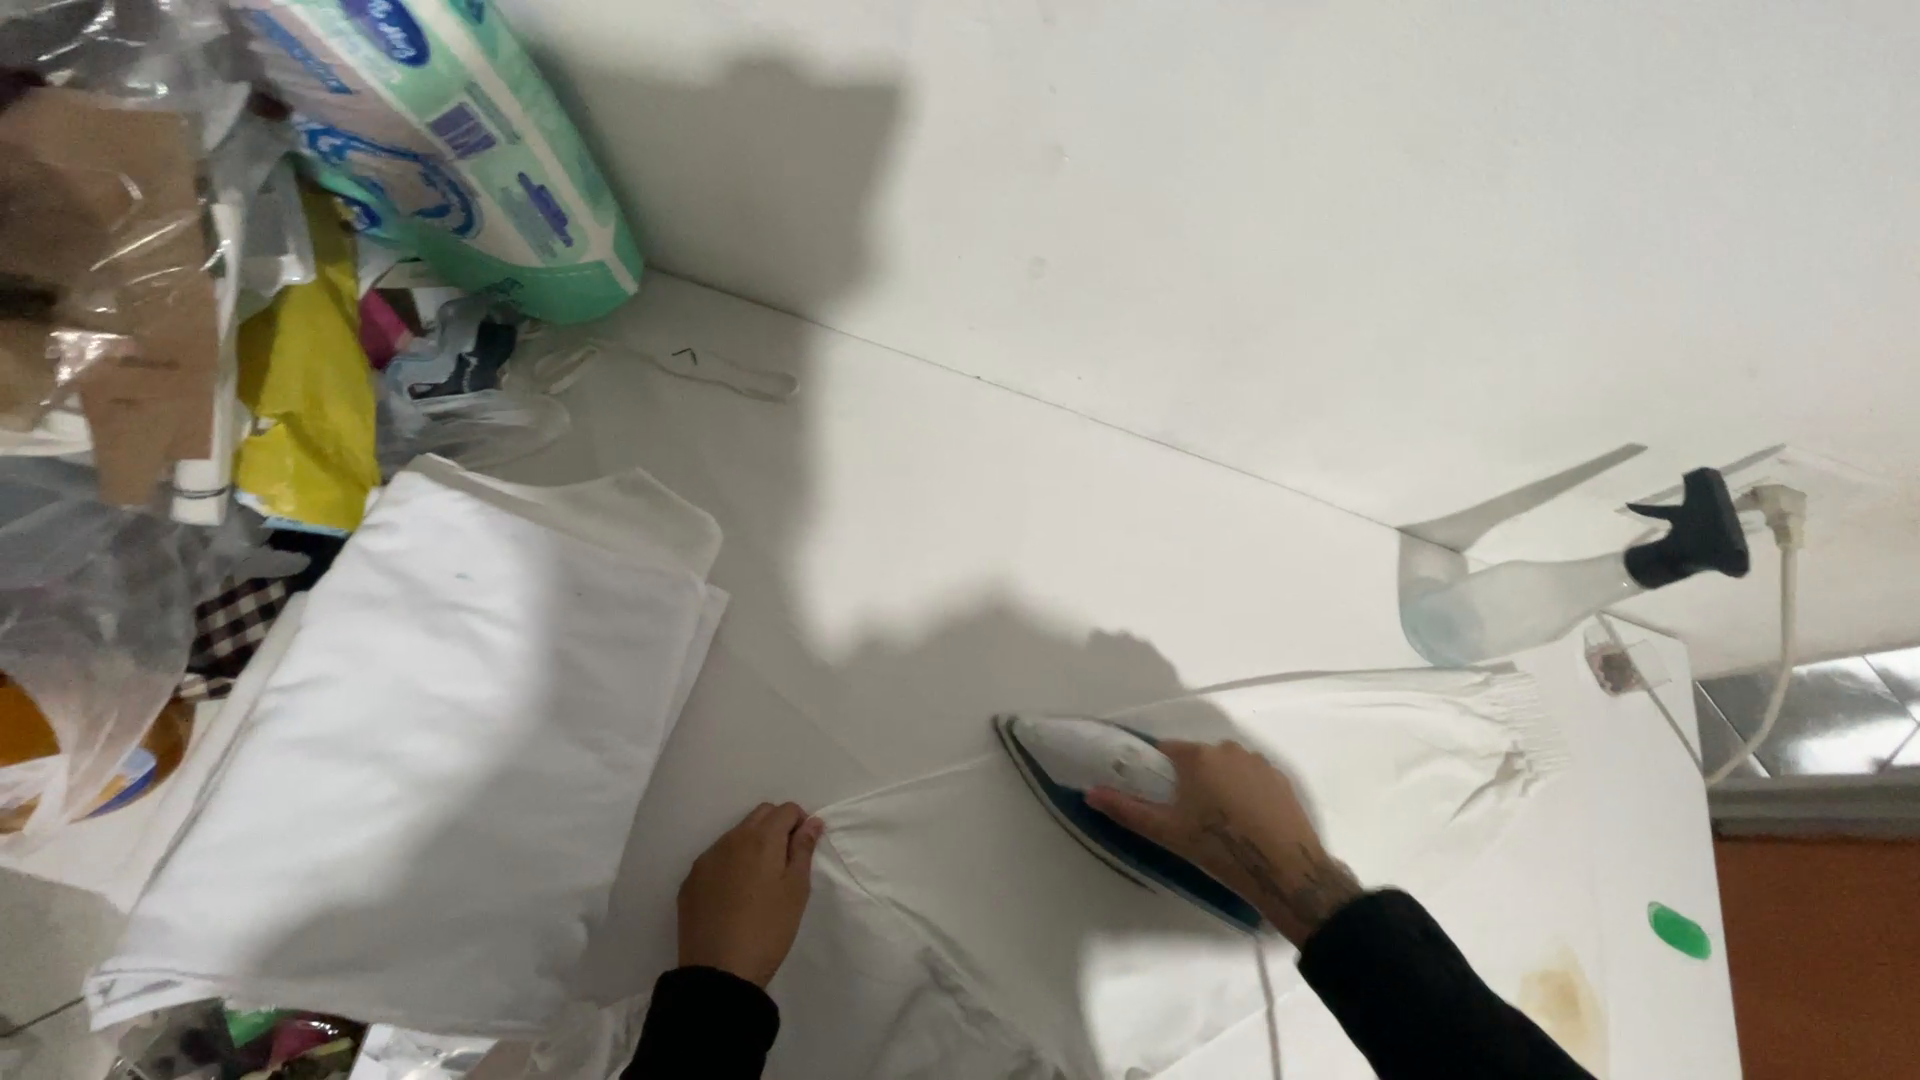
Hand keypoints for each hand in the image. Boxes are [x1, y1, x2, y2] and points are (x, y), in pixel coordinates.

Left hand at [677, 802, 824, 986]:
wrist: (719, 974)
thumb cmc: (768, 929)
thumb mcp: (796, 890)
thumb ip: (804, 849)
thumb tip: (812, 822)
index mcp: (761, 839)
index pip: (786, 810)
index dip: (800, 823)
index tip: (803, 849)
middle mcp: (731, 839)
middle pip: (760, 815)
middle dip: (777, 827)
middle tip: (785, 862)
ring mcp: (706, 860)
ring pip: (736, 835)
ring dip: (752, 844)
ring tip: (759, 881)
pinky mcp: (690, 881)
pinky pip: (716, 858)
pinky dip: (730, 864)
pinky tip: (734, 895)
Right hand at [1086, 739, 1361, 944]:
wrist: (1286, 871)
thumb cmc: (1220, 849)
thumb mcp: (1168, 833)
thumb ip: (1126, 809)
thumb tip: (1090, 792)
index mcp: (1197, 757)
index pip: (1166, 750)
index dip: (1158, 771)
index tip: (1160, 796)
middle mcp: (1228, 749)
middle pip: (1197, 758)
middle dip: (1189, 781)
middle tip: (1188, 817)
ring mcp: (1258, 762)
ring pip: (1225, 767)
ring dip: (1218, 785)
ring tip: (1219, 823)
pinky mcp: (1281, 779)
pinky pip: (1250, 778)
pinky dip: (1244, 793)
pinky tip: (1246, 822)